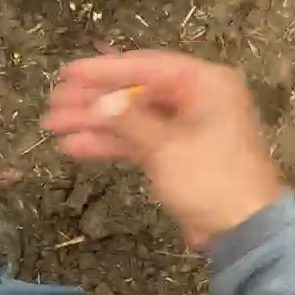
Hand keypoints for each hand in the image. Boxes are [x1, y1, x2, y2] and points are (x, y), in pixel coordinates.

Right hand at [41, 50, 283, 249]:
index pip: (145, 66)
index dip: (103, 70)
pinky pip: (137, 142)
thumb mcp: (166, 145)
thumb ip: (129, 119)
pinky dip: (110, 145)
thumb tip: (99, 102)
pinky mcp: (176, 156)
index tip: (67, 74)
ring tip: (55, 126)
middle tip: (54, 102)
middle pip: (135, 92)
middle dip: (92, 99)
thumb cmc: (211, 178)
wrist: (240, 228)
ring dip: (94, 123)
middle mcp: (195, 99)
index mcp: (204, 83)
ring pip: (131, 119)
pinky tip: (76, 146)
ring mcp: (184, 129)